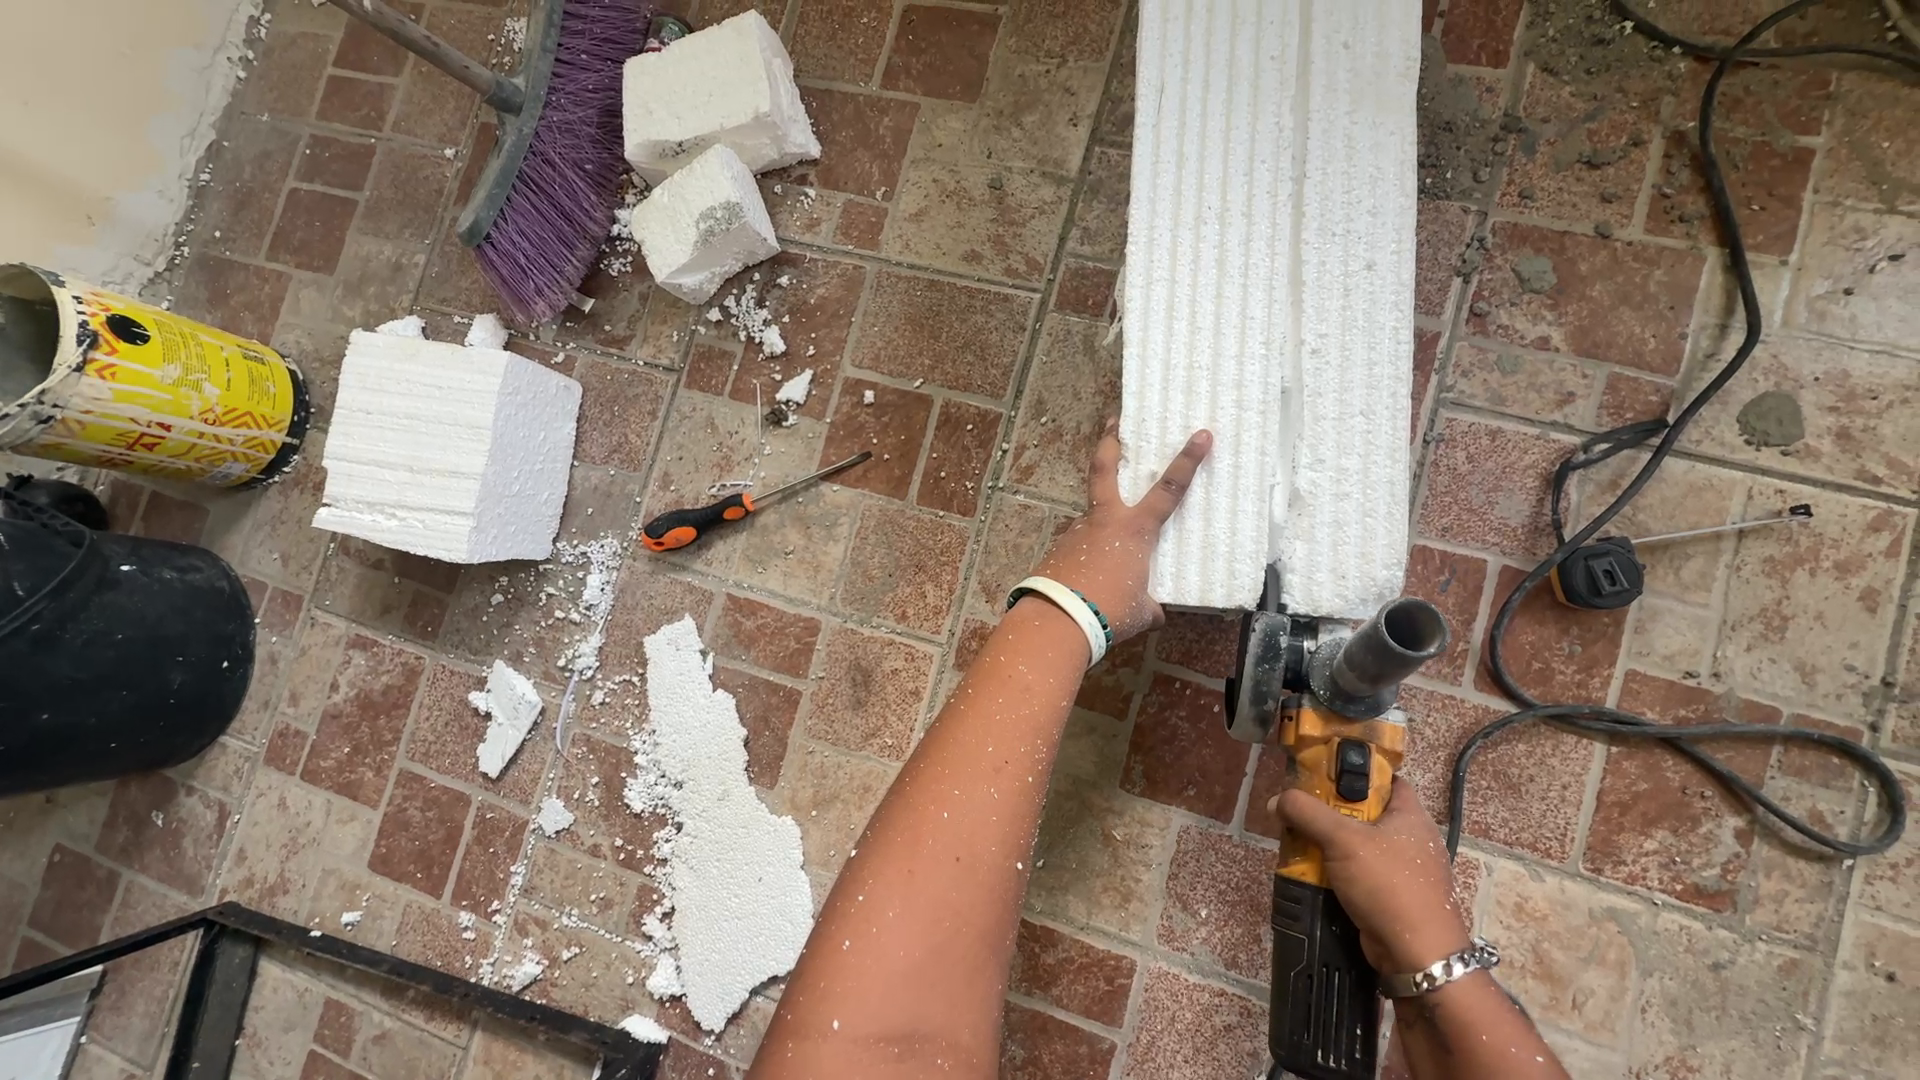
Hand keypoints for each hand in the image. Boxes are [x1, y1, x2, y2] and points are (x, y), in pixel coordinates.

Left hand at [1032, 421, 1211, 641]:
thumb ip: (1150, 605)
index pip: (1169, 489)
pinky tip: (1085, 579)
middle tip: (1112, 420)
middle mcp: (1104, 522)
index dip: (1188, 460)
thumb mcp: (1141, 612)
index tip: (1202, 434)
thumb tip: (1153, 610)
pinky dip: (1084, 558)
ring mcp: (1076, 533)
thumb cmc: (1108, 612)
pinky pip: (1077, 548)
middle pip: (1104, 469)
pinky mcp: (1057, 551)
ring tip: (1103, 557)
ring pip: (1091, 518)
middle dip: (1110, 442)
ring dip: (1099, 527)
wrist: (1056, 620)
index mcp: (1135, 530)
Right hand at [1269, 777, 1470, 974]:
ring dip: (1330, 843)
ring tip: (1300, 838)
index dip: (1357, 772)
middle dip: (1332, 811)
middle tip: (1303, 807)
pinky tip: (1314, 871)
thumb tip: (1276, 800)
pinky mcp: (1392, 896)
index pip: (1386, 780)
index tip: (1324, 774)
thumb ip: (1306, 813)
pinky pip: (1358, 872)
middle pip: (1366, 812)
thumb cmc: (1388, 885)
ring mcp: (1404, 870)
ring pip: (1359, 844)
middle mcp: (1411, 839)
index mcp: (1411, 816)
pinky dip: (1336, 870)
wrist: (1417, 956)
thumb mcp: (1343, 840)